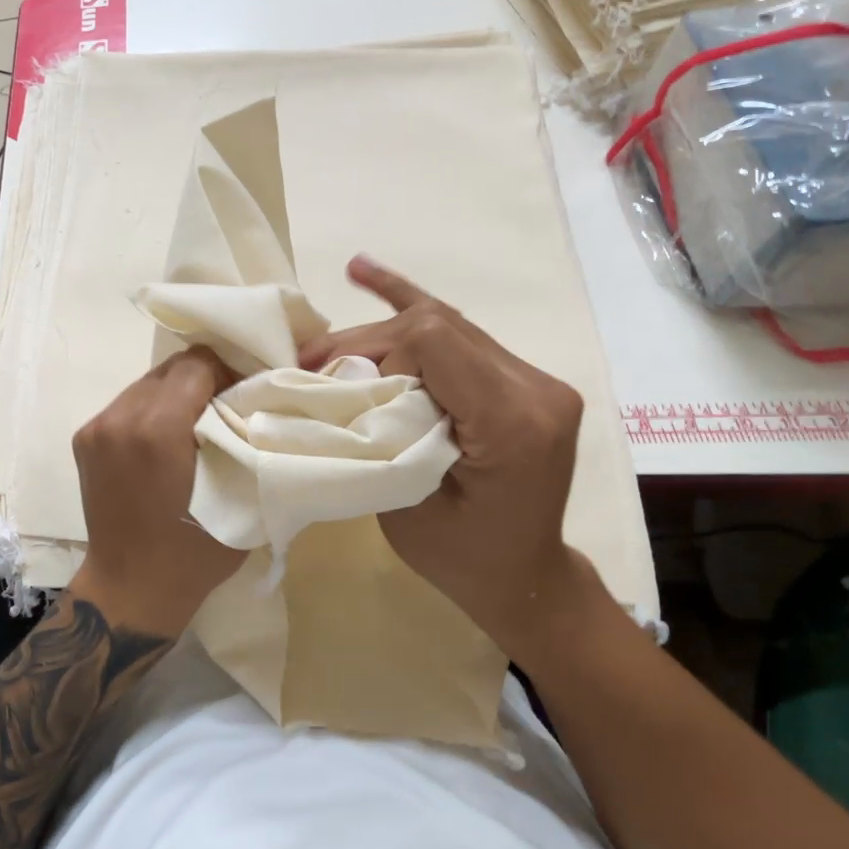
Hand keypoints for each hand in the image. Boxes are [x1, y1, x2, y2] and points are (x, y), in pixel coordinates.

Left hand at [69, 347, 244, 637]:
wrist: (132, 585)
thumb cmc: (195, 551)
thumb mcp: (240, 493)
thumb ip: (246, 437)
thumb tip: (260, 398)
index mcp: (157, 428)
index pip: (198, 363)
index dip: (229, 372)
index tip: (245, 396)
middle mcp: (120, 417)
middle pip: (170, 369)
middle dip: (203, 382)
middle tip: (226, 411)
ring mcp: (96, 426)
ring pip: (147, 384)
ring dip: (174, 397)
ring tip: (194, 430)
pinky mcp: (85, 437)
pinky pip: (127, 404)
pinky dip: (150, 413)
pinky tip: (164, 444)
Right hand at [298, 256, 598, 655]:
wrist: (521, 576)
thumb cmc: (461, 557)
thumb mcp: (405, 503)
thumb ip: (380, 433)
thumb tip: (339, 384)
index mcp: (513, 421)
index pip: (433, 341)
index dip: (373, 352)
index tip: (337, 389)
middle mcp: (535, 387)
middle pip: (436, 325)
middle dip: (367, 342)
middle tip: (313, 369)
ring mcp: (534, 379)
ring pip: (443, 323)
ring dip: (379, 330)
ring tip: (320, 342)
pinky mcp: (520, 380)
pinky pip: (460, 331)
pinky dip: (410, 301)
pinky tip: (364, 272)